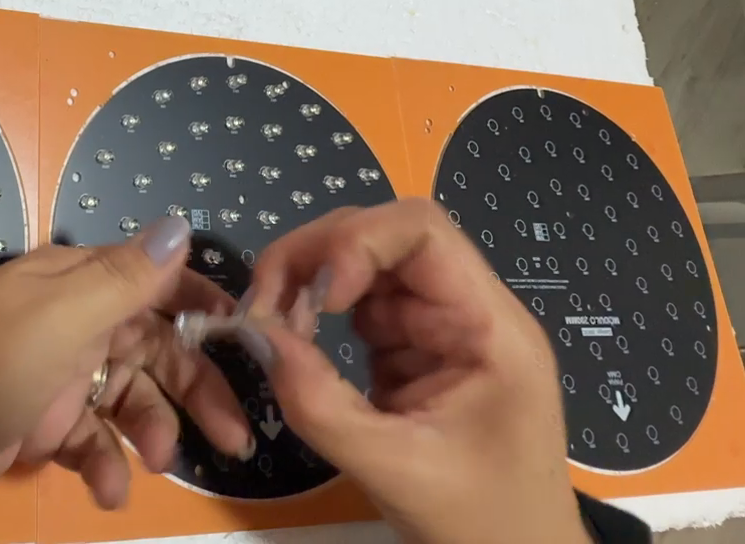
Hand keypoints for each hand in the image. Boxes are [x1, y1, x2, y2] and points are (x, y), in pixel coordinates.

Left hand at [0, 217, 253, 509]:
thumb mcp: (60, 316)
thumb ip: (124, 276)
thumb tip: (179, 221)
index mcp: (75, 281)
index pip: (152, 279)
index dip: (199, 303)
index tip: (247, 336)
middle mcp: (71, 319)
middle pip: (150, 346)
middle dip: (193, 387)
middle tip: (235, 438)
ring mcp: (56, 372)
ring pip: (126, 395)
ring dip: (149, 431)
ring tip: (153, 464)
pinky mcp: (40, 421)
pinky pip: (90, 439)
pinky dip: (105, 464)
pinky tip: (107, 492)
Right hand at [241, 199, 589, 543]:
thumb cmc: (480, 526)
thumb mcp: (395, 472)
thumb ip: (320, 403)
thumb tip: (255, 334)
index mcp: (489, 326)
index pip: (421, 230)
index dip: (357, 242)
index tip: (318, 298)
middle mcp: (461, 305)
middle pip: (378, 233)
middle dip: (313, 255)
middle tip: (264, 303)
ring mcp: (432, 319)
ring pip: (356, 256)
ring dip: (304, 275)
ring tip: (271, 320)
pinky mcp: (406, 338)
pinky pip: (348, 295)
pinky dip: (308, 303)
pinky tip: (291, 334)